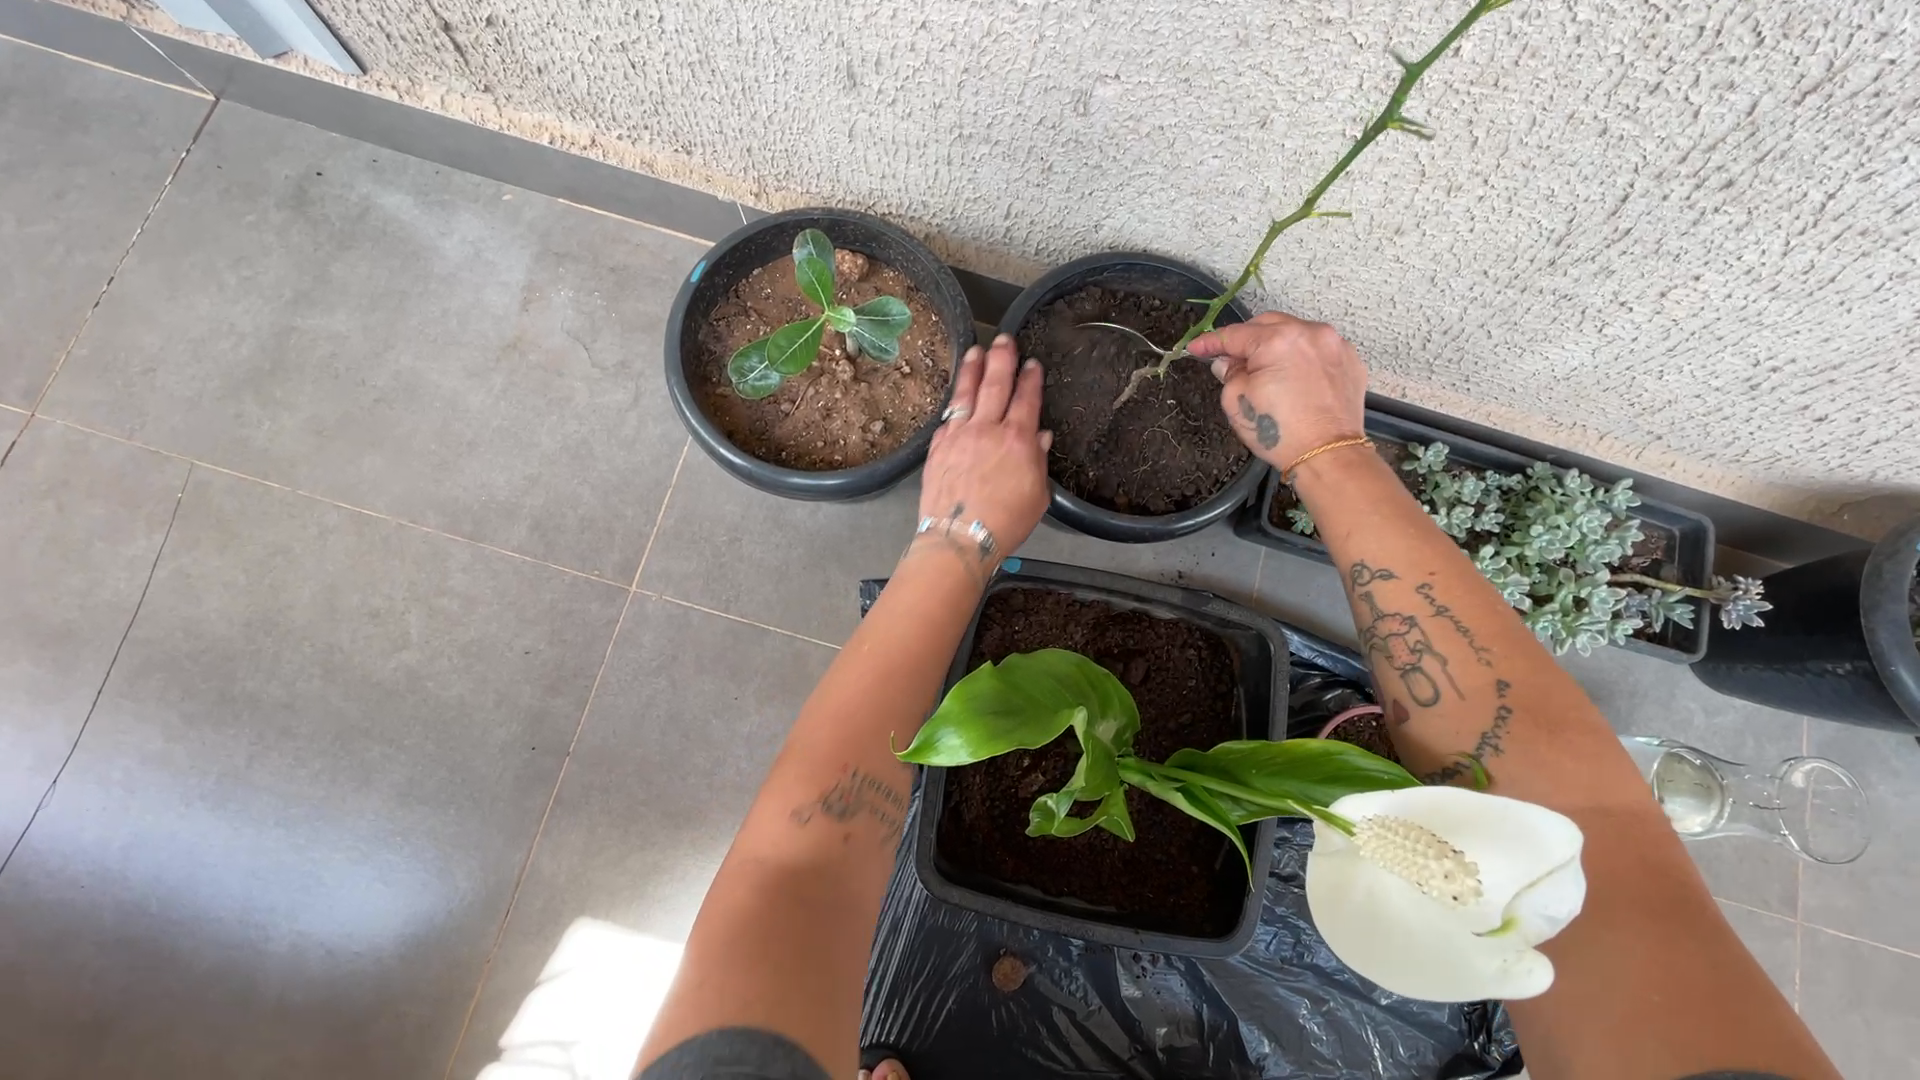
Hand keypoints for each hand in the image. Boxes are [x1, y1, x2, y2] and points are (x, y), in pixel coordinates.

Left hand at [917, 334, 1050, 564]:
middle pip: (995, 385)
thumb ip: (1037, 461)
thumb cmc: (1005, 522)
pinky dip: (954, 404)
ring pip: (966, 394)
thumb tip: (1039, 437)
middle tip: (1003, 340)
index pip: (1026, 399)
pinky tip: (955, 397)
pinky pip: (948, 418)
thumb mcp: (1037, 495)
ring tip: (975, 350)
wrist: (960, 537)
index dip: (1031, 379)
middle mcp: (987, 430)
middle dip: (1001, 359)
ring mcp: (958, 436)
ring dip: (972, 370)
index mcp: (1017, 440)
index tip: (1033, 364)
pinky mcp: (938, 448)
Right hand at [1187, 312, 1368, 470]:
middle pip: (1267, 324)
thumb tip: (1227, 363)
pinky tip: (1294, 378)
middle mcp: (1310, 333)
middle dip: (1246, 340)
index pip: (1234, 334)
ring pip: (1294, 332)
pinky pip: (1317, 348)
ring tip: (1265, 370)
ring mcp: (1335, 345)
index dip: (1211, 342)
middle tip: (1232, 361)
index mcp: (1277, 341)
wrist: (1328, 455)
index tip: (1197, 348)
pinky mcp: (1350, 360)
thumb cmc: (1280, 432)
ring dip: (1275, 345)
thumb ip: (1228, 374)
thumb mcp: (1237, 402)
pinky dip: (1301, 356)